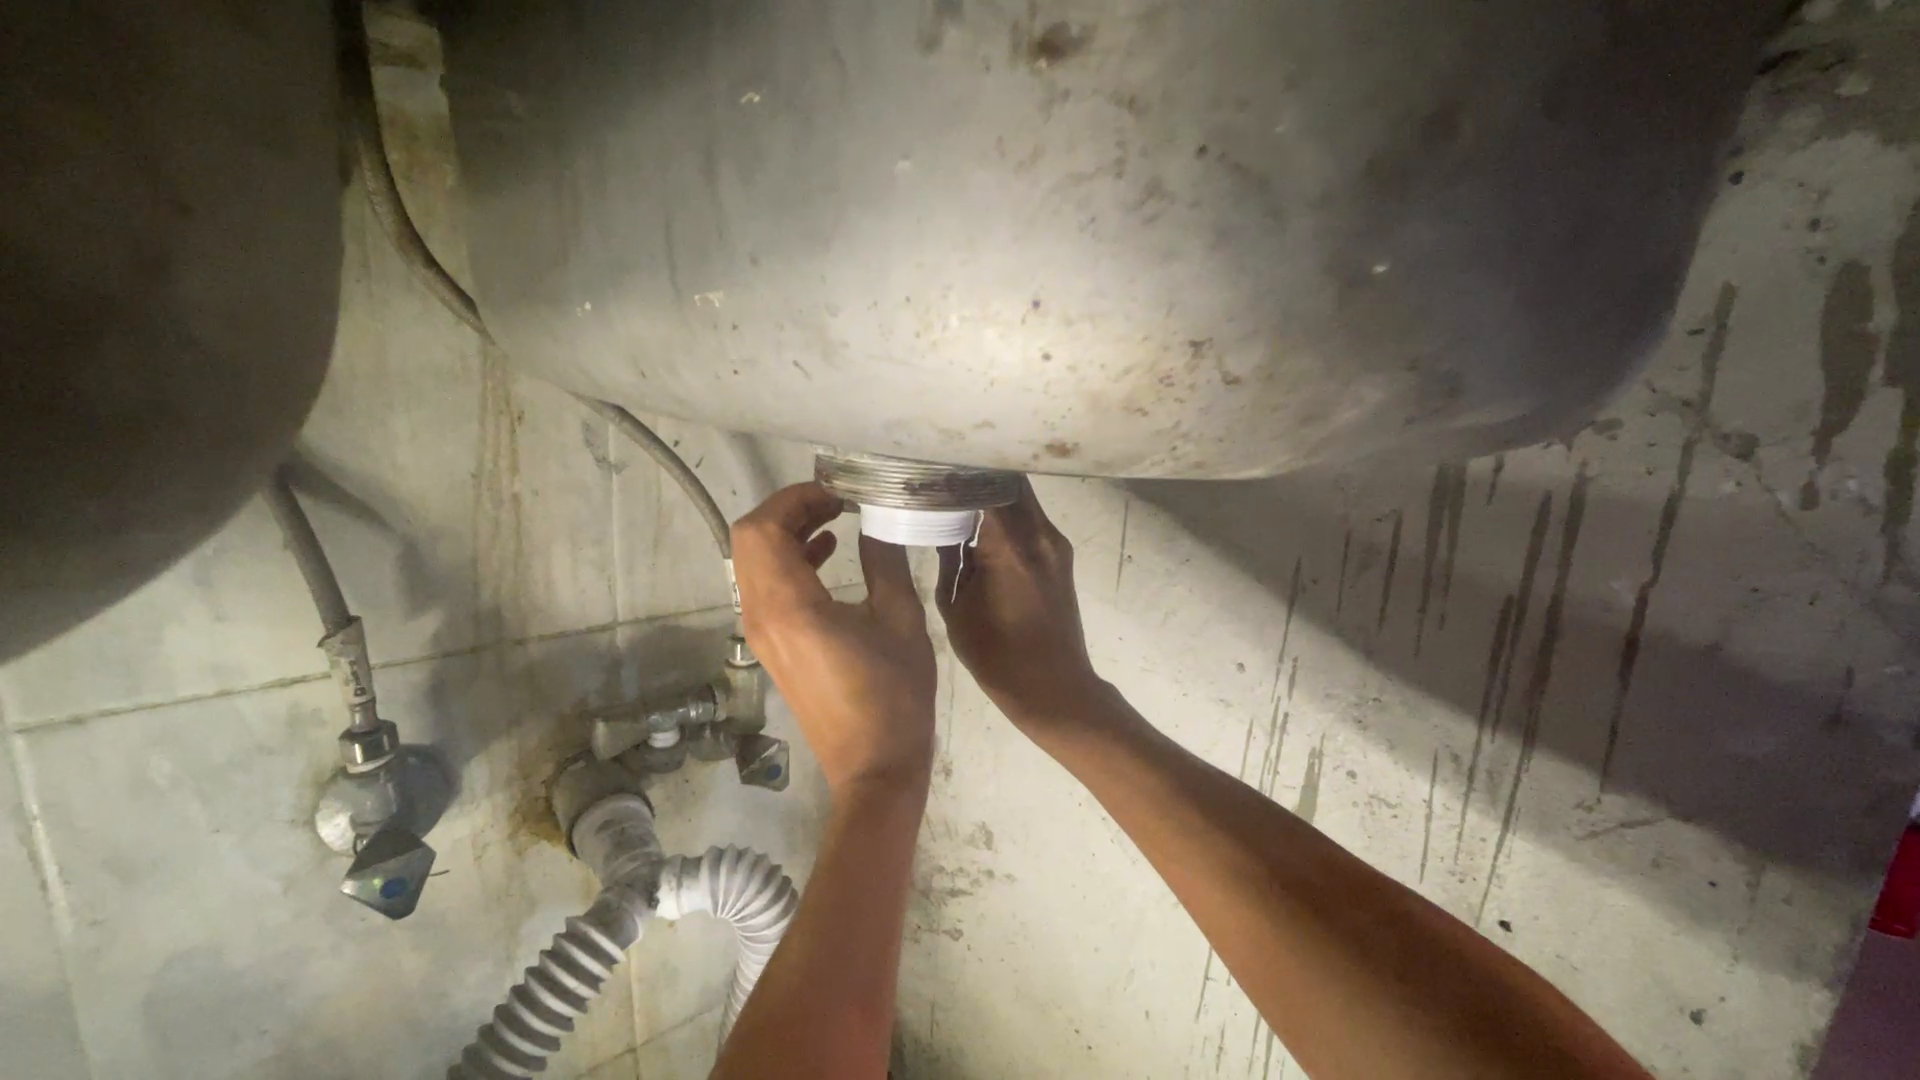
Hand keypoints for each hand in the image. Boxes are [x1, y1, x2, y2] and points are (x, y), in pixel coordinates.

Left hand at [732, 483, 937, 795]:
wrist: (874, 766)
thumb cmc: (894, 694)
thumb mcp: (900, 619)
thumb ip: (884, 560)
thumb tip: (878, 520)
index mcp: (789, 606)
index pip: (762, 529)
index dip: (793, 500)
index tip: (837, 494)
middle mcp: (762, 616)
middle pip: (749, 541)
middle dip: (787, 511)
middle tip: (836, 504)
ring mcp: (762, 635)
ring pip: (753, 564)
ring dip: (786, 535)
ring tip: (835, 522)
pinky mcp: (772, 648)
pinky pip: (765, 589)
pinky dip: (788, 564)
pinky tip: (826, 556)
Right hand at [936, 481, 1105, 731]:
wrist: (1052, 688)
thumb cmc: (996, 656)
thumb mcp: (956, 607)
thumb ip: (948, 559)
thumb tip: (940, 527)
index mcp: (1008, 546)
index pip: (983, 485)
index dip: (955, 474)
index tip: (930, 473)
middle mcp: (1038, 535)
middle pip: (1008, 481)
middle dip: (976, 476)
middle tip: (943, 479)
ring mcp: (1055, 544)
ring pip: (1023, 498)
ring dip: (993, 493)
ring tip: (958, 499)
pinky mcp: (1060, 556)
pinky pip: (1031, 519)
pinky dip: (1007, 514)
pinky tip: (981, 526)